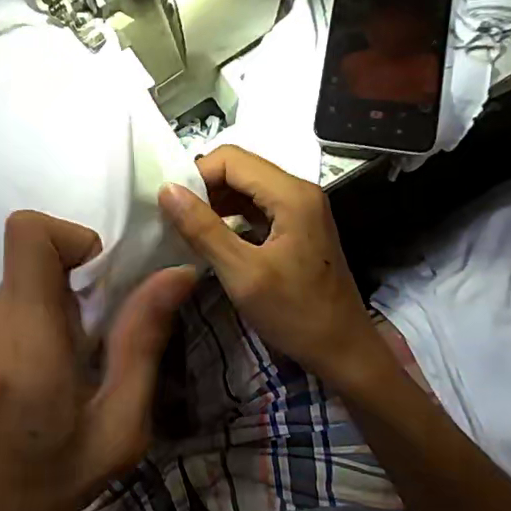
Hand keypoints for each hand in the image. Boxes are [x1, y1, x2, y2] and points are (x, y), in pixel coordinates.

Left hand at [0, 210, 197, 510]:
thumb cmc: (58, 480)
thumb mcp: (120, 425)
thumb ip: (143, 342)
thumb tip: (176, 273)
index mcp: (25, 342)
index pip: (28, 234)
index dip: (70, 238)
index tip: (97, 282)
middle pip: (30, 260)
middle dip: (70, 286)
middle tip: (90, 343)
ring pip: (18, 286)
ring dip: (48, 312)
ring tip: (60, 373)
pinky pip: (0, 309)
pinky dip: (25, 326)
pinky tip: (32, 380)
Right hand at [158, 146, 385, 385]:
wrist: (344, 351)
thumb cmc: (295, 313)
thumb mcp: (242, 273)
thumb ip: (203, 229)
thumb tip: (166, 190)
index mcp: (291, 194)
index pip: (231, 159)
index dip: (196, 175)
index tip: (169, 205)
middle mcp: (299, 191)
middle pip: (239, 168)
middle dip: (203, 188)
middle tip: (174, 218)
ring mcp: (300, 209)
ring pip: (246, 188)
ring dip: (214, 203)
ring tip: (187, 229)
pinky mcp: (297, 227)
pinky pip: (256, 208)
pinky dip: (230, 217)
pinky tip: (211, 239)